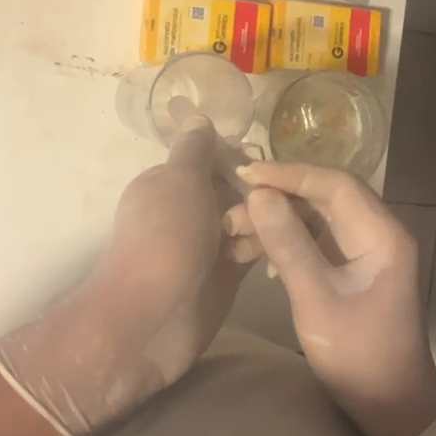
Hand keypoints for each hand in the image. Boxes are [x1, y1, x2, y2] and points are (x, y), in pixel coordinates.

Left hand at [0, 119, 250, 435]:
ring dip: (267, 220)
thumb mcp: (179, 180)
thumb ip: (195, 149)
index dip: (242, 158)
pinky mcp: (226, 274)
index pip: (215, 157)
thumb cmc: (164, 239)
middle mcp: (189, 209)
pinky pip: (255, 249)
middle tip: (276, 203)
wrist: (150, 320)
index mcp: (170, 182)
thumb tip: (197, 115)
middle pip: (237, 187)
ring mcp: (208, 244)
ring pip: (250, 219)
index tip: (267, 165)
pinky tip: (285, 248)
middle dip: (261, 191)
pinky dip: (268, 246)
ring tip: (276, 231)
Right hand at [233, 161, 435, 435]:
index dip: (290, 174)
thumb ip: (289, 245)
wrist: (392, 407)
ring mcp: (368, 252)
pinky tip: (260, 252)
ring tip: (237, 229)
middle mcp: (379, 233)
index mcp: (383, 235)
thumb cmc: (358, 355)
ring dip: (281, 218)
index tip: (246, 174)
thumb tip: (259, 195)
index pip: (336, 184)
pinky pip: (321, 239)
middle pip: (328, 196)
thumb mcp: (316, 299)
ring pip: (321, 217)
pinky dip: (291, 240)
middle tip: (234, 204)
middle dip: (281, 195)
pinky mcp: (355, 270)